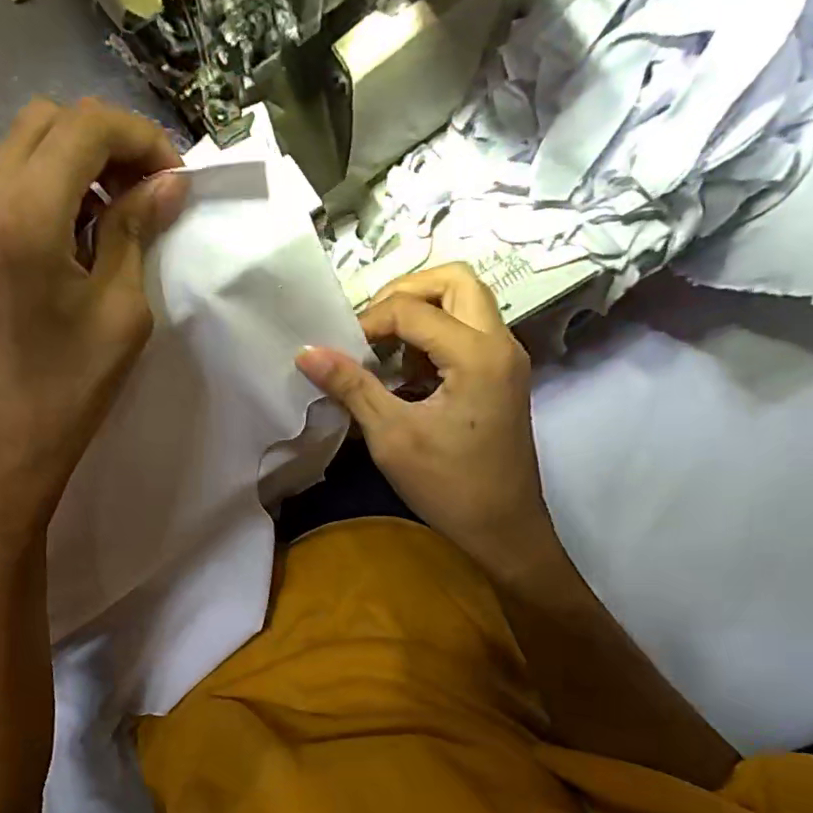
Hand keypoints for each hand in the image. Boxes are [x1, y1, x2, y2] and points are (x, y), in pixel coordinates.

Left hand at [0, 99, 188, 540]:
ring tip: (119, 212)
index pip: (84, 126)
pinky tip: (79, 231)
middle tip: (149, 190)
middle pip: (48, 120)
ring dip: (77, 161)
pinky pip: (5, 181)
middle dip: (108, 142)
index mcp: (22, 215)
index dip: (139, 137)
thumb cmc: (72, 386)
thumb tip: (168, 181)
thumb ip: (137, 229)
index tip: (174, 177)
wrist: (6, 443)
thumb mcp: (122, 308)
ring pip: (23, 146)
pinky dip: (48, 185)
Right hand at [296, 265, 561, 579]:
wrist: (505, 531)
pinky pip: (470, 332)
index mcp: (477, 354)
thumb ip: (351, 386)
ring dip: (422, 312)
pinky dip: (436, 335)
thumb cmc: (449, 487)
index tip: (339, 350)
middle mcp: (500, 343)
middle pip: (455, 281)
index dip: (368, 321)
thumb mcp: (392, 436)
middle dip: (406, 291)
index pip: (413, 309)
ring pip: (466, 303)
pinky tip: (406, 372)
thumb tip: (307, 351)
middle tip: (370, 323)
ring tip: (384, 347)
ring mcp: (506, 359)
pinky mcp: (502, 376)